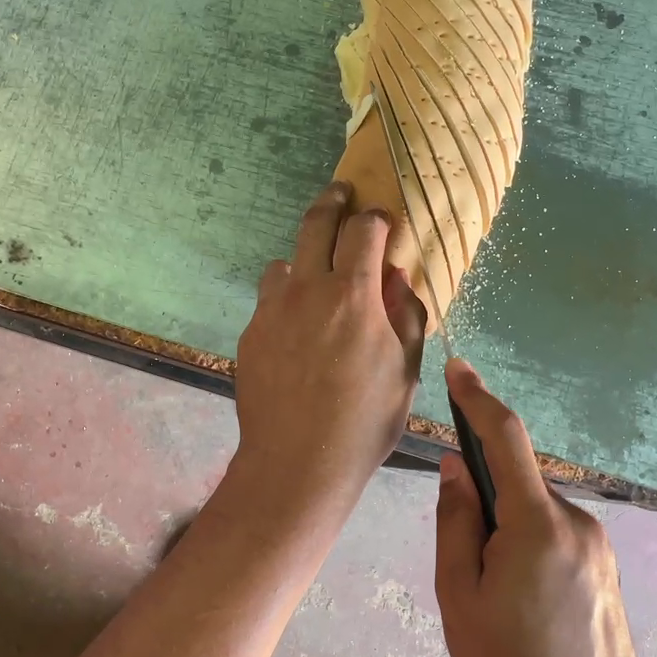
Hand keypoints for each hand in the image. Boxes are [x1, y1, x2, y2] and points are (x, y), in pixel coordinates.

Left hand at [233, 181, 426, 494]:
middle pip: (315, 222)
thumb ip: (406, 315)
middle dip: (333, 201)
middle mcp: (307, 289)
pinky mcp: (250, 332)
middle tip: (341, 192)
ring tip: (316, 277)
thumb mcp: (405, 371)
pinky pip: (269, 298)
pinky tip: (297, 329)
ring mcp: (272, 309)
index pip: (363, 231)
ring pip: (285, 261)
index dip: (376, 217)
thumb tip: (399, 277)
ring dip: (304, 258)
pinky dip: (286, 298)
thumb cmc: (364, 422)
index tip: (383, 220)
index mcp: (353, 295)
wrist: (296, 463)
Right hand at [434, 361, 656, 656]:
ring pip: (535, 512)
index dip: (477, 398)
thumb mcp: (459, 596)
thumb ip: (456, 522)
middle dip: (486, 502)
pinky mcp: (607, 565)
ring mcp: (599, 544)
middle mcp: (577, 521)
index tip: (458, 366)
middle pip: (517, 484)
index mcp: (537, 524)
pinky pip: (555, 533)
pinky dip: (529, 546)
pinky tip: (526, 605)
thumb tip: (457, 467)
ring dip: (508, 532)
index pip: (504, 439)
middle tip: (468, 567)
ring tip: (499, 600)